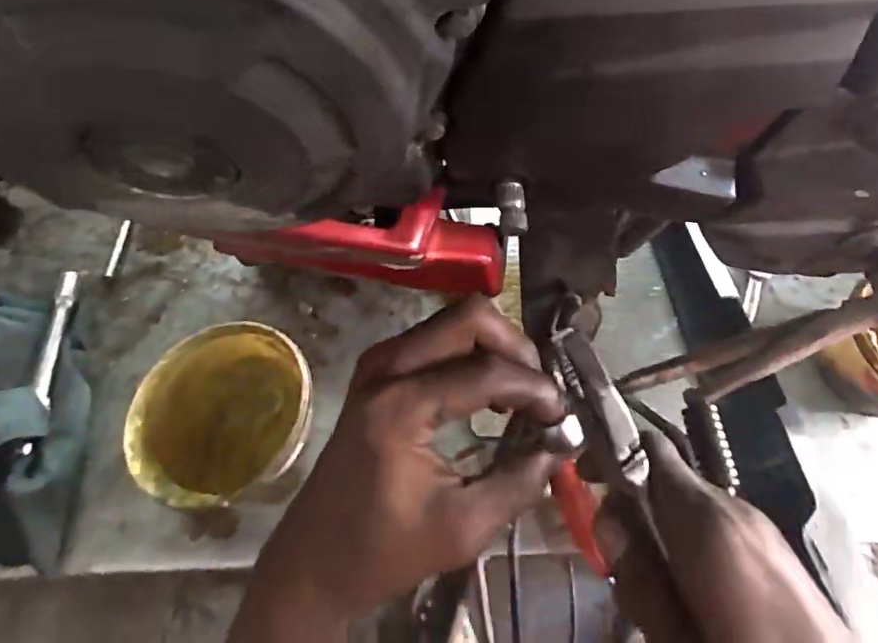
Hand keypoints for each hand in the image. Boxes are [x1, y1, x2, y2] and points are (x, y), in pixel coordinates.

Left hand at [231, 296, 571, 640]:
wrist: (314, 560)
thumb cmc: (383, 551)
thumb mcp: (461, 530)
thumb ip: (519, 482)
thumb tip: (562, 443)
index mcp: (399, 407)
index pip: (484, 371)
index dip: (532, 388)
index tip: (560, 414)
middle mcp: (387, 366)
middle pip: (470, 317)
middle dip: (516, 347)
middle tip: (539, 391)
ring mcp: (380, 359)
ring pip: (456, 319)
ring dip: (496, 346)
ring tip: (521, 392)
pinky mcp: (381, 365)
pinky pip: (440, 335)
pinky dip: (474, 352)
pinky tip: (489, 390)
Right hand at [595, 428, 854, 641]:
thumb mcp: (678, 640)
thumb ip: (641, 578)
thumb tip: (608, 516)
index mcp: (707, 520)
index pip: (649, 448)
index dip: (612, 452)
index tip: (584, 477)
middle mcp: (735, 507)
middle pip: (670, 477)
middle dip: (636, 501)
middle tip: (614, 553)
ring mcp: (763, 526)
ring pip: (695, 503)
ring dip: (664, 525)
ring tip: (655, 583)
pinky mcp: (778, 549)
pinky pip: (722, 526)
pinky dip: (695, 540)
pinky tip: (695, 591)